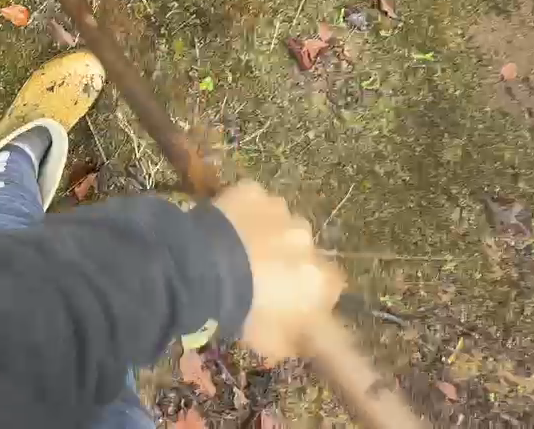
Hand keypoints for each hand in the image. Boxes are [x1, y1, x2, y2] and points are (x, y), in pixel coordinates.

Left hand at [211, 180, 344, 358]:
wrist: (204, 268)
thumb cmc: (245, 310)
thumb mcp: (275, 344)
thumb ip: (295, 338)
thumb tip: (297, 336)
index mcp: (320, 278)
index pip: (329, 285)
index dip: (308, 289)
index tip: (291, 296)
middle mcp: (307, 239)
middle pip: (303, 248)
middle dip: (287, 257)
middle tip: (260, 270)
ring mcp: (279, 209)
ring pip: (278, 220)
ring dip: (266, 230)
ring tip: (238, 245)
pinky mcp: (252, 190)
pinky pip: (252, 200)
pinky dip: (243, 209)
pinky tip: (226, 223)